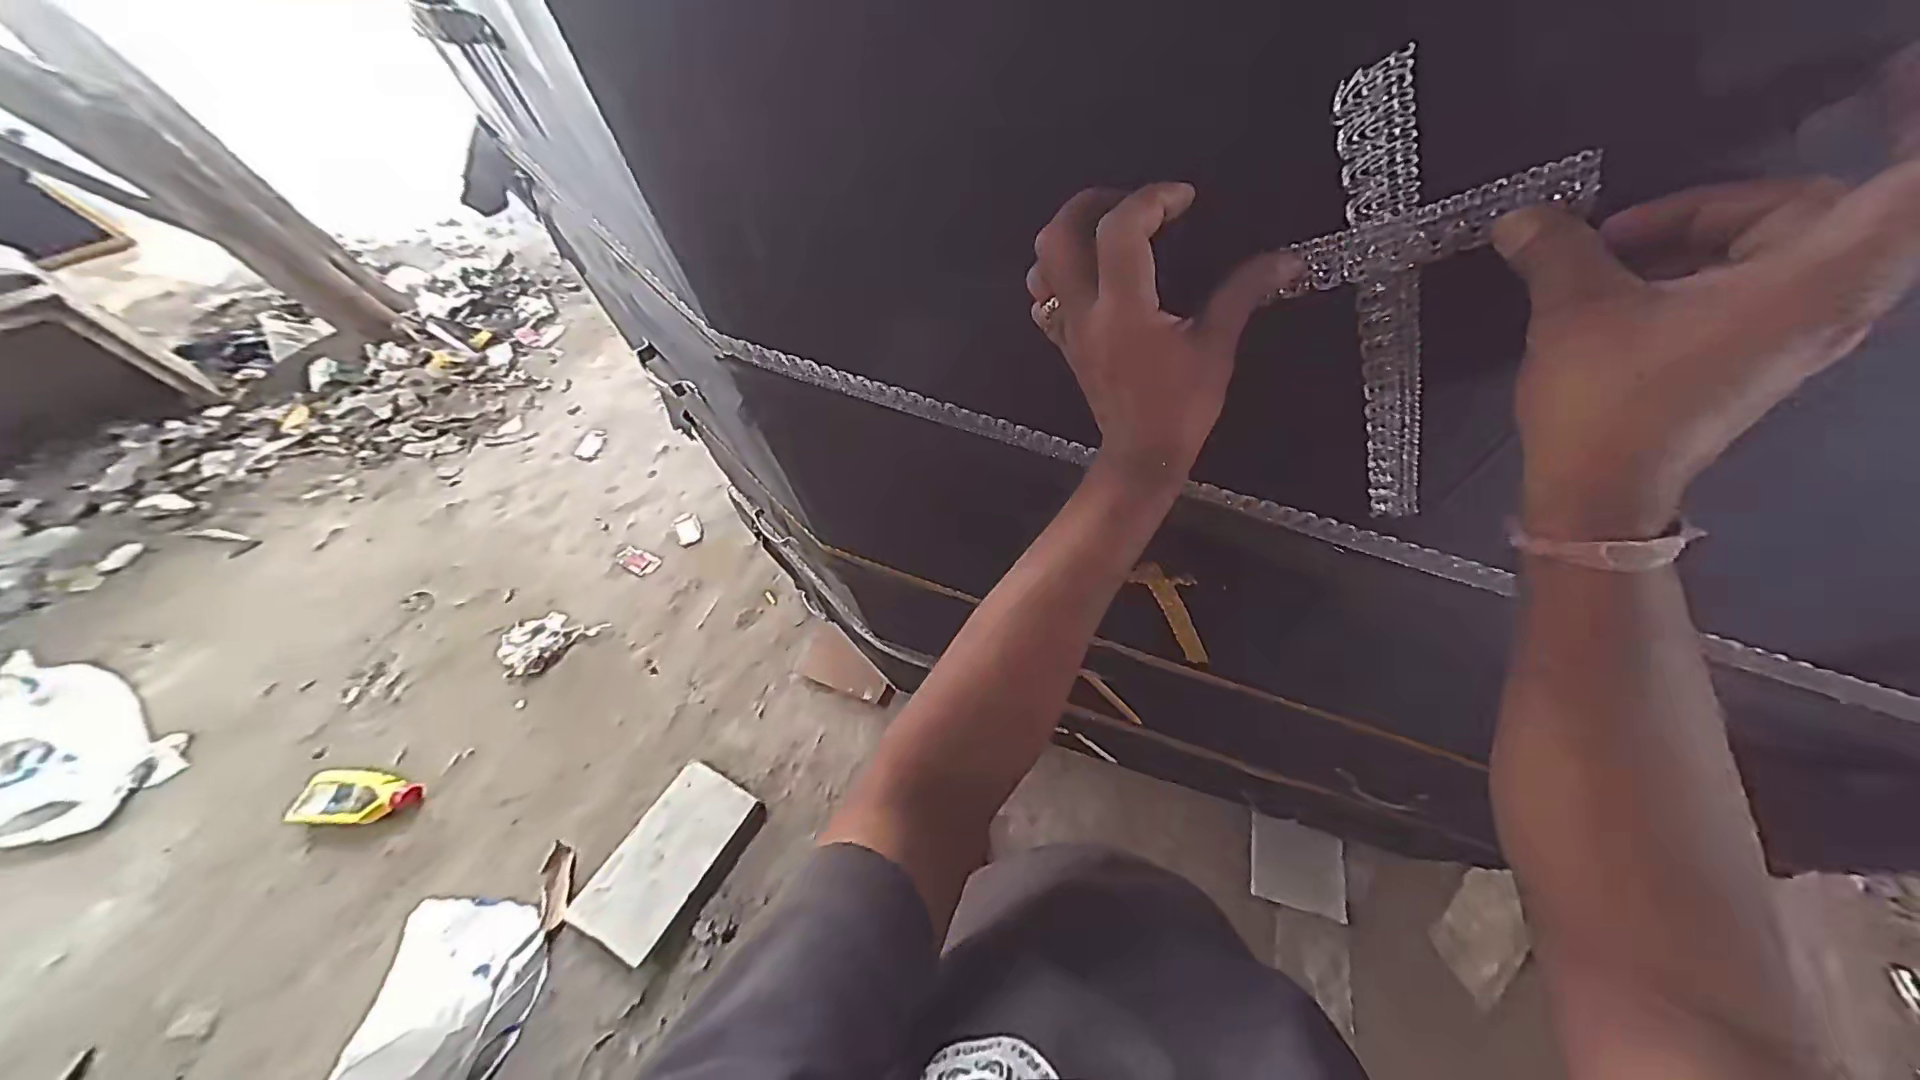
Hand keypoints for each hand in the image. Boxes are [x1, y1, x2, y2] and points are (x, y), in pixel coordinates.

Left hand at [1026, 184, 1301, 480]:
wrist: (1141, 453)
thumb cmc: (1180, 408)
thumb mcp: (1216, 348)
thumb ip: (1244, 293)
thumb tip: (1287, 260)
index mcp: (1124, 310)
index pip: (1119, 230)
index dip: (1151, 198)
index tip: (1183, 200)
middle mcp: (1085, 313)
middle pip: (1059, 235)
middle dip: (1092, 203)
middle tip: (1133, 204)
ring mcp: (1067, 329)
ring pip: (1042, 266)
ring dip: (1068, 236)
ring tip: (1108, 233)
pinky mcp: (1064, 344)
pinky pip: (1044, 299)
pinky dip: (1058, 275)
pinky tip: (1090, 276)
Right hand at [1496, 154, 1919, 539]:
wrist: (1598, 489)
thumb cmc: (1605, 400)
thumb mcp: (1573, 313)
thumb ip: (1557, 251)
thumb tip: (1521, 217)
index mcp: (1819, 273)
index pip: (1915, 169)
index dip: (1908, 114)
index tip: (1885, 77)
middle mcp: (1834, 297)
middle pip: (1809, 208)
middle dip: (1708, 208)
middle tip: (1617, 229)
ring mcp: (1799, 331)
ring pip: (1776, 251)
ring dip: (1697, 242)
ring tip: (1607, 264)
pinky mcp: (1758, 356)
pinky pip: (1756, 287)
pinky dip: (1701, 274)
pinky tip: (1628, 293)